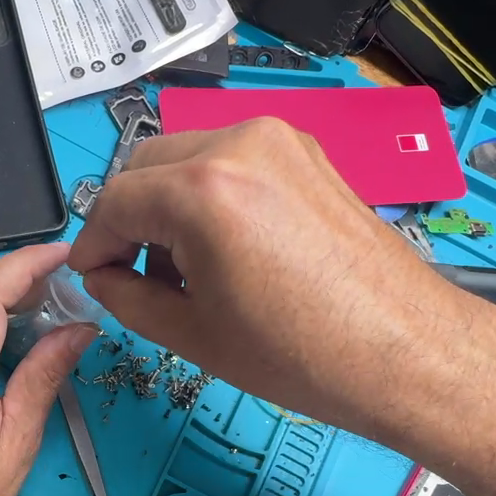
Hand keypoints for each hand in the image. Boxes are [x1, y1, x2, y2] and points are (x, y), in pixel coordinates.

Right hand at [68, 118, 495, 449]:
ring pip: (185, 157)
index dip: (91, 243)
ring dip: (164, 205)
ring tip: (179, 269)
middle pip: (144, 165)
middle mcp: (240, 145)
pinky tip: (219, 249)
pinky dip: (205, 195)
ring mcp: (280, 142)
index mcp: (203, 192)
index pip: (114, 201)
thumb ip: (126, 296)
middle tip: (129, 273)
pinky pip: (229, 160)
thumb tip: (103, 275)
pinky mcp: (307, 153)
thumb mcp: (190, 335)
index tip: (91, 275)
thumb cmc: (299, 354)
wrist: (404, 352)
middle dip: (125, 218)